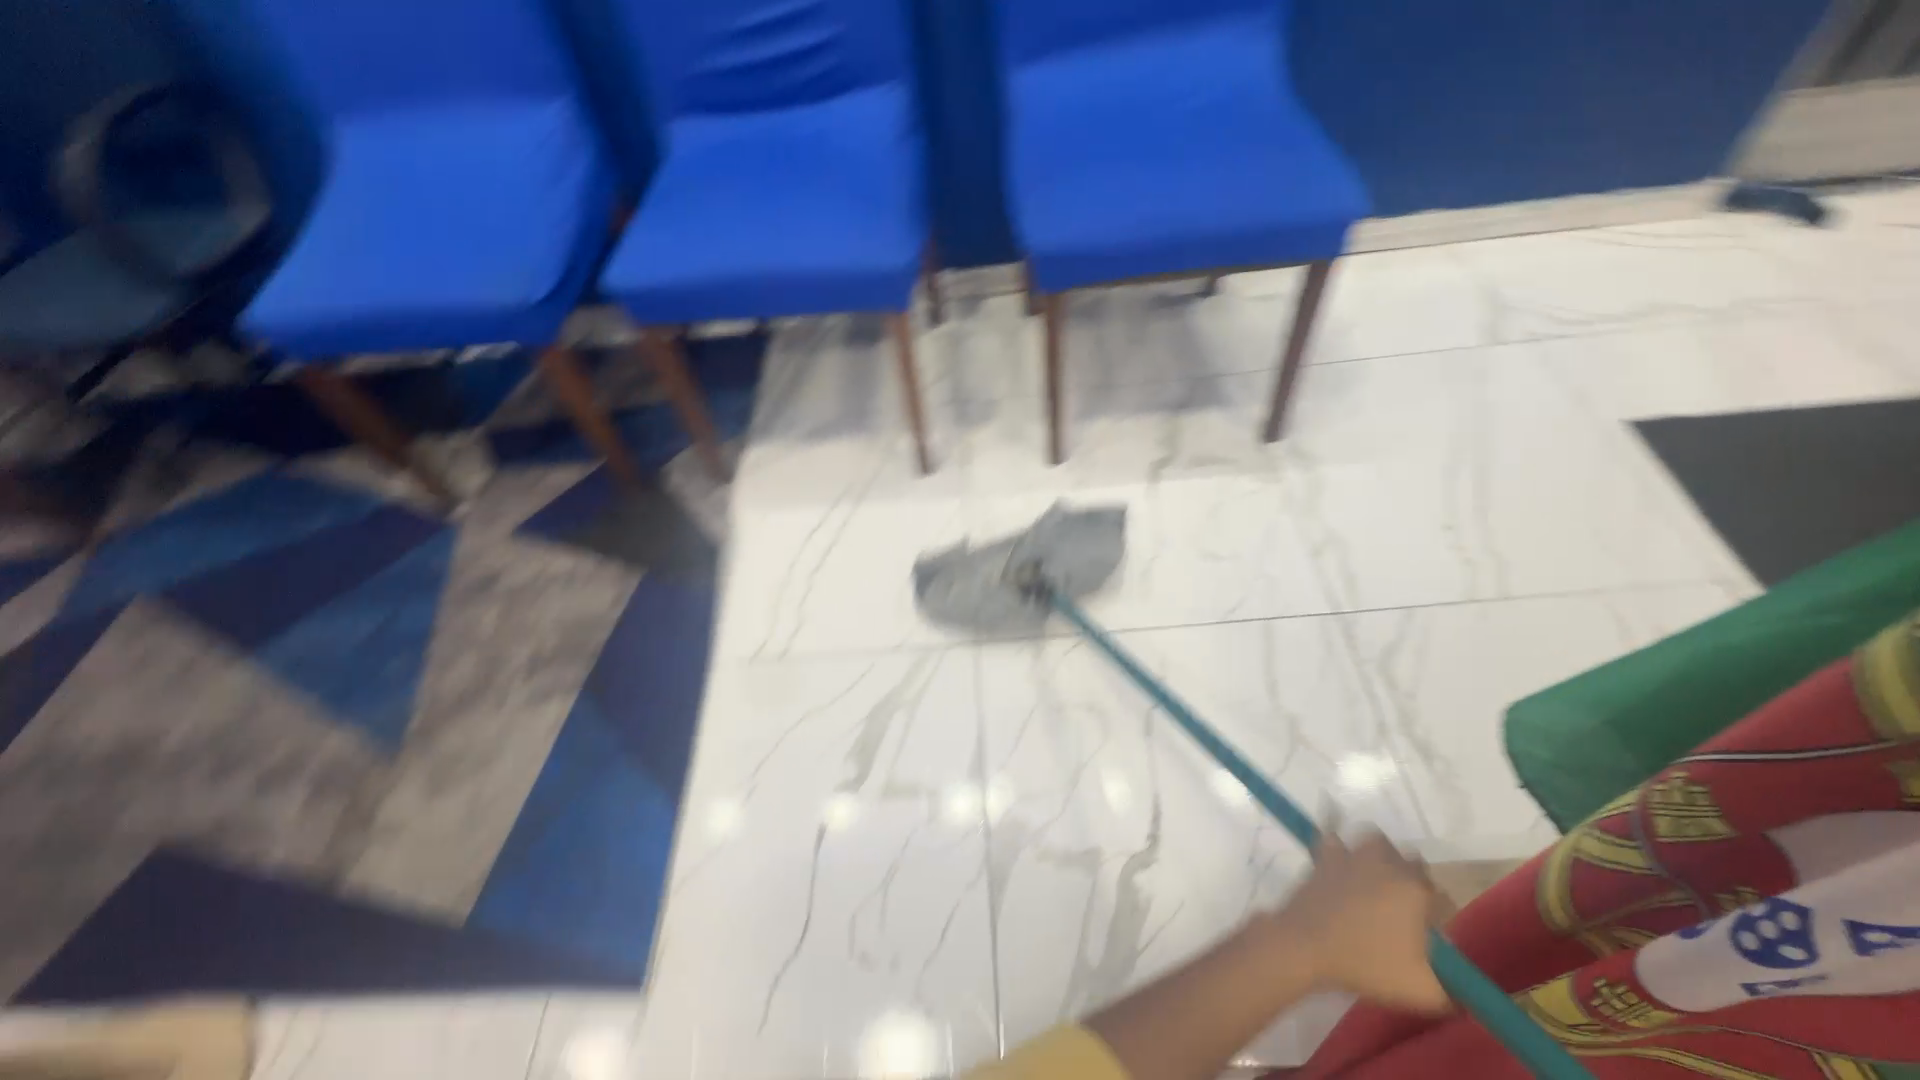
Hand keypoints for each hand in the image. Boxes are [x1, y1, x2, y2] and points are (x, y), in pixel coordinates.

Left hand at [1269, 831, 1449, 1013]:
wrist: (1305, 945)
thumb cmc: (1366, 964)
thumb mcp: (1420, 990)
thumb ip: (1447, 992)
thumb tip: (1454, 991)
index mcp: (1415, 890)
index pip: (1443, 898)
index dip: (1438, 918)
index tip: (1427, 938)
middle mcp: (1387, 864)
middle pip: (1412, 865)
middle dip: (1413, 884)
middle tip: (1402, 912)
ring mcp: (1353, 856)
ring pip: (1377, 843)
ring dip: (1382, 857)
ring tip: (1376, 882)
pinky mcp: (1324, 857)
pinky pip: (1334, 841)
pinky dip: (1339, 848)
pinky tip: (1339, 863)